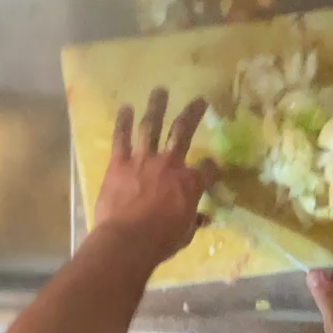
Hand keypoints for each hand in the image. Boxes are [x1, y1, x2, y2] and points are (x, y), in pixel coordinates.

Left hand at [93, 88, 217, 265]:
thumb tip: (202, 218)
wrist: (127, 241)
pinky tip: (125, 109)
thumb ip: (193, 221)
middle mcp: (169, 164)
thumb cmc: (160, 242)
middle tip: (199, 100)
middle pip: (184, 131)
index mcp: (190, 184)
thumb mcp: (185, 235)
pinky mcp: (119, 164)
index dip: (213, 168)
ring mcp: (143, 160)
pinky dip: (123, 123)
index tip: (213, 169)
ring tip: (160, 91)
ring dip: (156, 107)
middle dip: (193, 114)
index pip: (208, 169)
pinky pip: (121, 139)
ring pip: (151, 126)